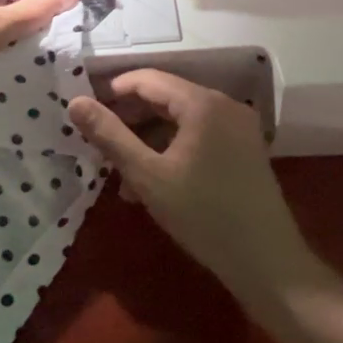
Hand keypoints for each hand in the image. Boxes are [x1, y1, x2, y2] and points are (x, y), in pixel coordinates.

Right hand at [67, 71, 314, 290]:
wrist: (267, 262)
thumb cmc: (203, 215)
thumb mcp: (147, 176)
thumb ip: (109, 136)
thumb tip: (75, 103)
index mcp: (202, 104)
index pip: (147, 80)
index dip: (112, 92)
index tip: (87, 115)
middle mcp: (225, 106)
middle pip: (165, 98)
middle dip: (129, 120)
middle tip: (100, 146)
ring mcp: (239, 128)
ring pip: (180, 120)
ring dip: (148, 140)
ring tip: (122, 174)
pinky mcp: (244, 150)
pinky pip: (199, 136)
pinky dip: (172, 150)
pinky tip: (153, 183)